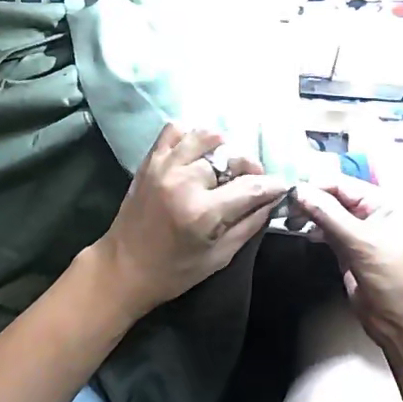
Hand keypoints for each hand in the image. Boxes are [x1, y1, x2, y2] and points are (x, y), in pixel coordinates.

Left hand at [89, 124, 289, 319]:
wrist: (121, 269)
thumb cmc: (172, 271)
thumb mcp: (218, 257)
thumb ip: (249, 225)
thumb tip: (272, 201)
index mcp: (202, 212)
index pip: (250, 187)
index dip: (271, 185)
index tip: (281, 186)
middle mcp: (184, 181)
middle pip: (231, 157)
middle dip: (249, 168)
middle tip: (250, 182)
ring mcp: (164, 166)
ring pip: (207, 136)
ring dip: (223, 148)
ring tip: (224, 165)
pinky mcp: (150, 160)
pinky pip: (175, 130)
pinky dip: (191, 136)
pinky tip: (196, 154)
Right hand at [291, 175, 402, 355]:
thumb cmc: (394, 278)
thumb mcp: (361, 242)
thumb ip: (328, 214)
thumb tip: (297, 189)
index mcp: (384, 202)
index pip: (343, 184)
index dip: (315, 185)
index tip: (285, 190)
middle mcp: (374, 214)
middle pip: (336, 198)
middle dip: (310, 200)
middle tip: (281, 206)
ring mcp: (363, 235)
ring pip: (331, 217)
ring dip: (310, 216)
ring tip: (287, 218)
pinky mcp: (354, 255)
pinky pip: (332, 236)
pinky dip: (316, 232)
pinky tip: (301, 231)